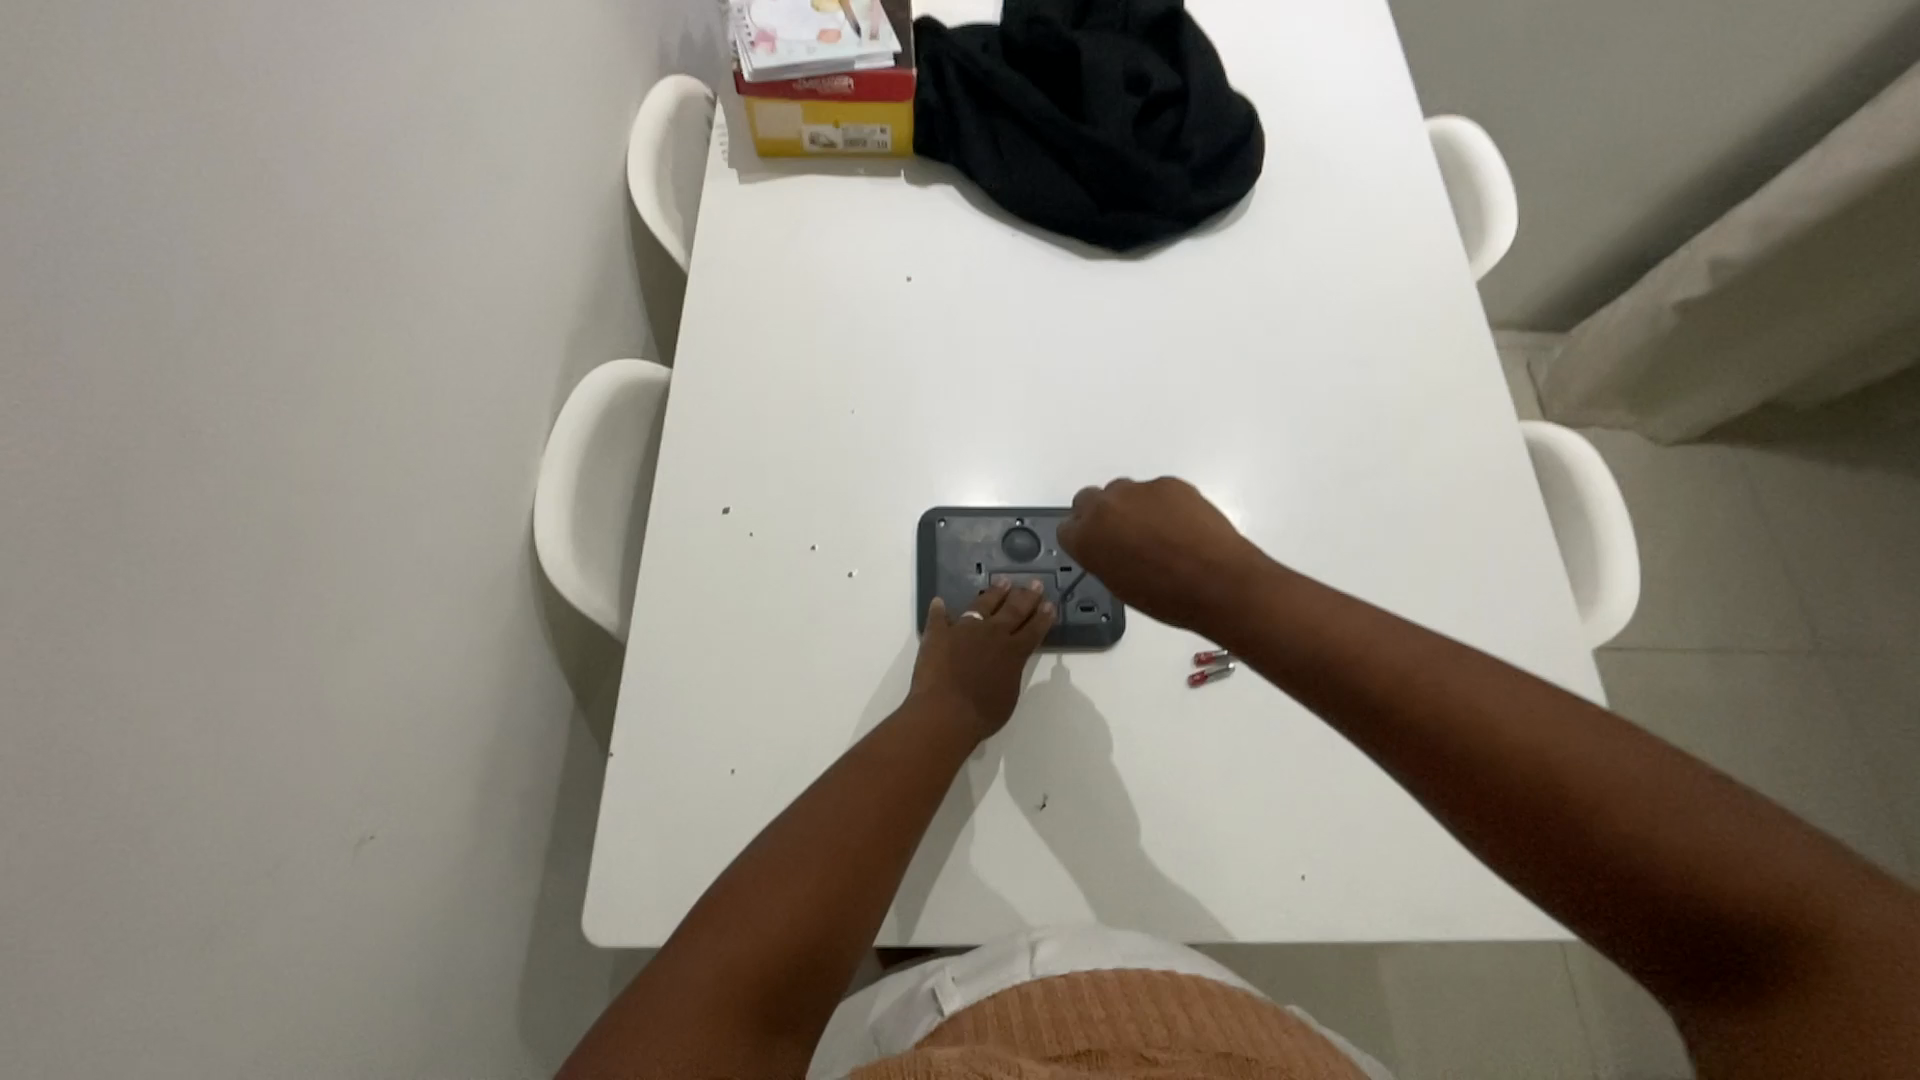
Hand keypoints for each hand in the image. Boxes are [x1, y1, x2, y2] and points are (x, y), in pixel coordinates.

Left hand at [910, 579, 1052, 739]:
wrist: (946, 711)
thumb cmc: (982, 714)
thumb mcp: (1008, 695)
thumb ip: (1009, 673)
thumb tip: (1007, 663)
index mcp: (1013, 652)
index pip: (1033, 630)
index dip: (1043, 617)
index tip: (1049, 603)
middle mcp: (992, 634)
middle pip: (1013, 610)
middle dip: (1026, 596)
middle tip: (1034, 583)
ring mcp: (964, 630)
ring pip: (982, 605)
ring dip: (994, 593)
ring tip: (1002, 581)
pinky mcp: (939, 634)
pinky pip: (938, 618)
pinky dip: (939, 611)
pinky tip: (939, 602)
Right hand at [1056, 477, 1273, 634]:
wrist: (1218, 581)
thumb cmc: (1166, 596)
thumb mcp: (1119, 584)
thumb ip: (1103, 557)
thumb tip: (1111, 547)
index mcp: (1086, 538)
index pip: (1067, 528)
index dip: (1082, 537)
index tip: (1097, 545)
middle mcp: (1104, 508)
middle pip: (1088, 500)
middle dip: (1101, 514)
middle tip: (1123, 534)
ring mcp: (1138, 491)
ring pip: (1123, 492)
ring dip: (1132, 506)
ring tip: (1158, 532)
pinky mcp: (1168, 483)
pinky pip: (1156, 491)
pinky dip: (1163, 504)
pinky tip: (1181, 526)